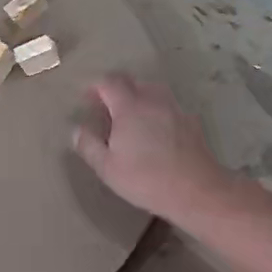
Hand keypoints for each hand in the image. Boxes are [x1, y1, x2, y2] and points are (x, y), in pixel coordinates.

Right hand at [72, 74, 235, 222]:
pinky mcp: (191, 121)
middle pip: (133, 82)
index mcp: (129, 107)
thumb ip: (89, 145)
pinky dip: (156, 110)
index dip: (95, 86)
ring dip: (138, 97)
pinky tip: (154, 131)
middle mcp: (153, 100)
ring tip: (129, 118)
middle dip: (117, 90)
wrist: (195, 190)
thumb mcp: (107, 168)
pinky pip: (168, 106)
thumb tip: (77, 130)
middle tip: (106, 108)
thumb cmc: (145, 179)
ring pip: (153, 91)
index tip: (87, 98)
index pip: (110, 82)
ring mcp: (175, 109)